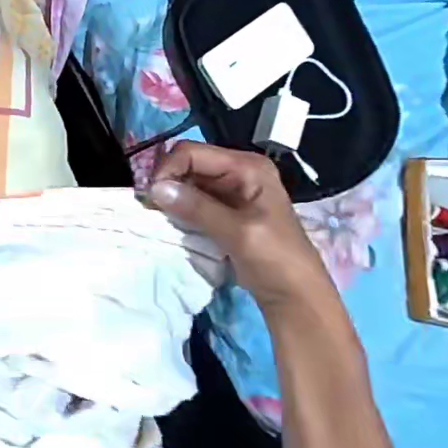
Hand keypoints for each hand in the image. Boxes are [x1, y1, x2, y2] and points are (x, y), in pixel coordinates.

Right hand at [144, 141, 340, 316]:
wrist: (294, 294)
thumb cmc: (276, 260)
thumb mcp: (238, 232)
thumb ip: (197, 208)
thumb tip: (155, 188)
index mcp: (247, 167)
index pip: (191, 152)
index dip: (168, 169)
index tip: (153, 198)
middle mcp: (236, 170)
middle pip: (185, 163)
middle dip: (166, 182)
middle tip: (153, 208)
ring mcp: (228, 189)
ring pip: (184, 181)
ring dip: (169, 196)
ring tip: (160, 216)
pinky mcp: (220, 207)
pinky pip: (189, 198)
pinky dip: (176, 208)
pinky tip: (171, 221)